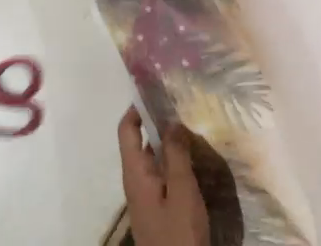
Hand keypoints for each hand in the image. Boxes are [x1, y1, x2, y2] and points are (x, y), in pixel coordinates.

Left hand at [118, 108, 209, 245]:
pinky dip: (174, 160)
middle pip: (140, 142)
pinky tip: (194, 157)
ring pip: (154, 158)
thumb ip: (176, 155)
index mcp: (135, 173)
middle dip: (157, 121)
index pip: (127, 130)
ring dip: (168, 141)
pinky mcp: (158, 208)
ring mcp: (147, 196)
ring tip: (191, 124)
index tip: (156, 89)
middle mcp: (136, 180)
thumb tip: (171, 121)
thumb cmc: (178, 232)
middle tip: (181, 102)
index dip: (137, 108)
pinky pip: (163, 174)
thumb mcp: (181, 191)